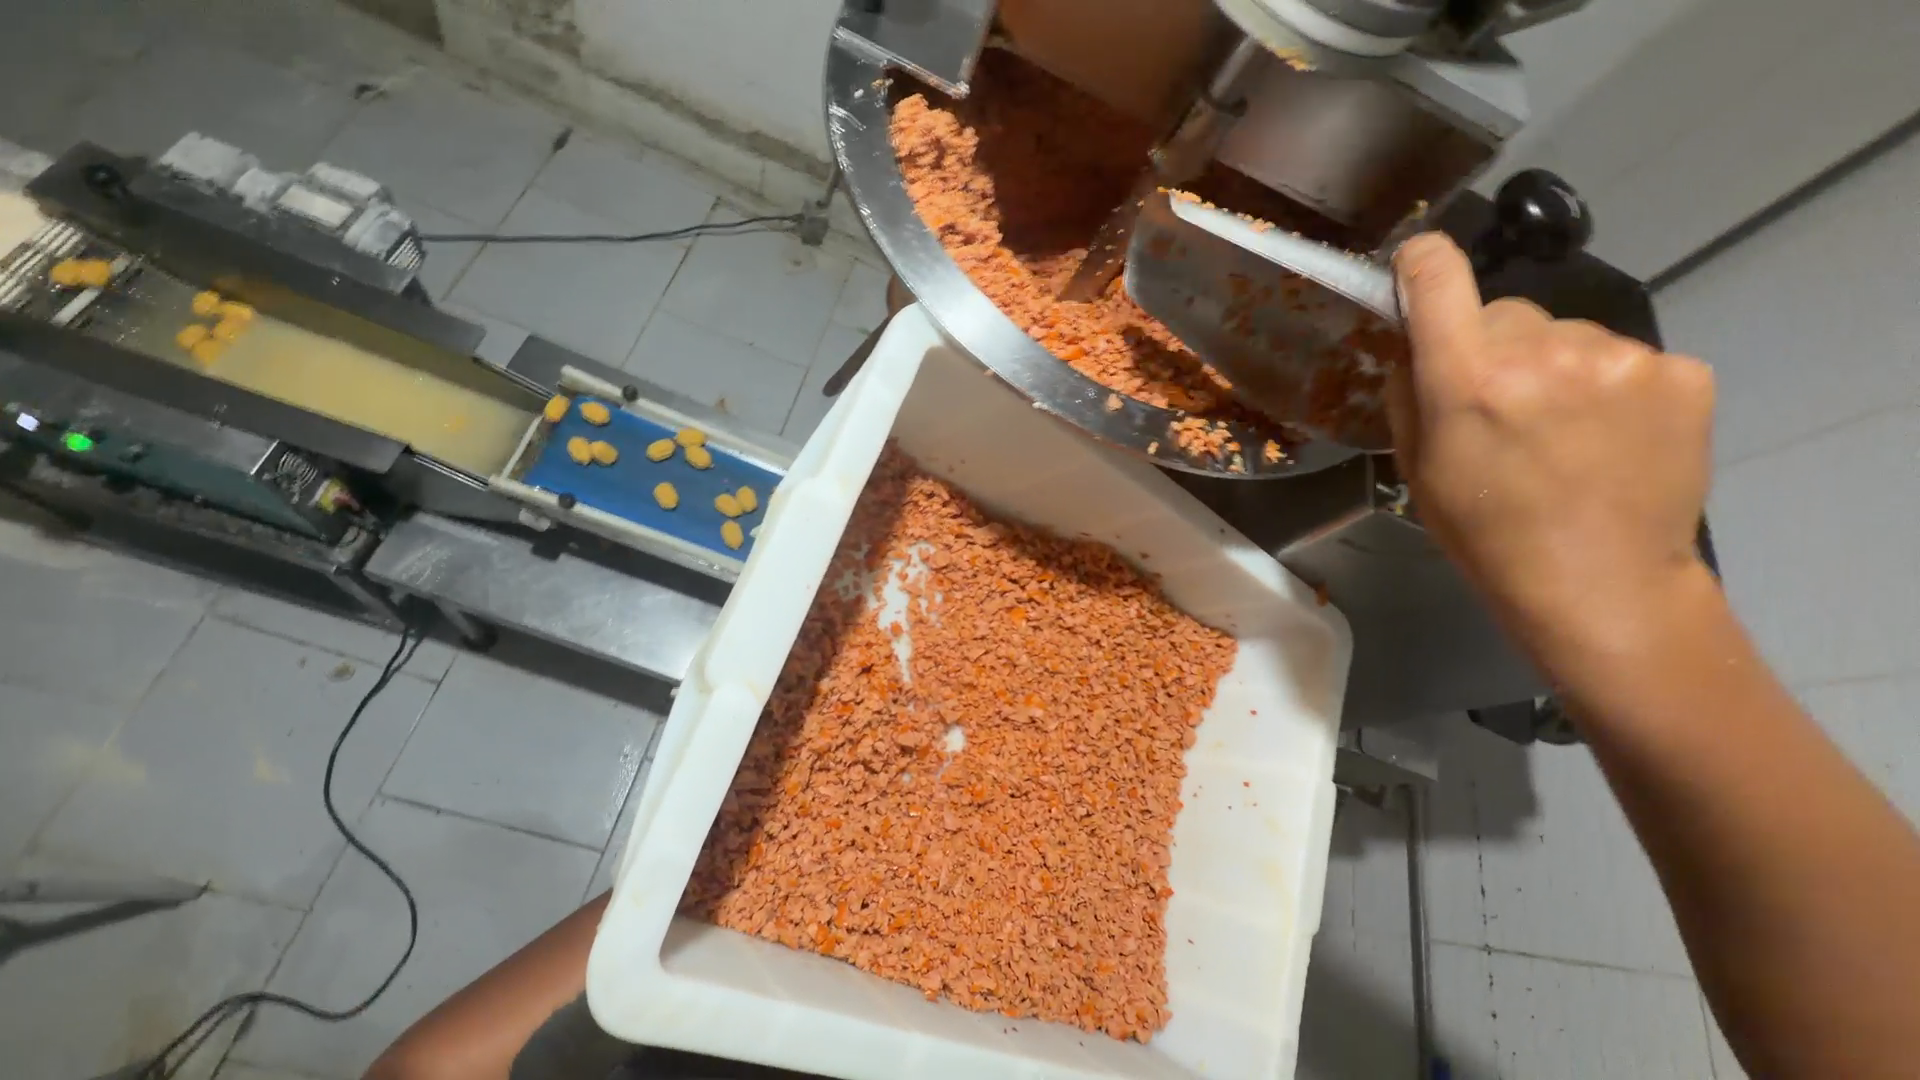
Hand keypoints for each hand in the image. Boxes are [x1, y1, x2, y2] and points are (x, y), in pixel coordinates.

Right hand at [1387, 233, 1715, 648]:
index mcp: (1468, 377)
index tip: (1417, 269)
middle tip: (1505, 408)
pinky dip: (1610, 387)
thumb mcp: (1417, 467)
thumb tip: (1416, 342)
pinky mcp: (1680, 372)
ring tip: (1565, 432)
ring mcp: (1620, 357)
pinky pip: (1624, 358)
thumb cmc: (1485, 532)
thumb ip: (1410, 392)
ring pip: (1568, 334)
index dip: (1421, 261)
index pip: (1436, 273)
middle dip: (1495, 346)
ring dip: (1556, 367)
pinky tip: (1611, 436)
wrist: (1599, 583)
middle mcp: (1543, 350)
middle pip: (1506, 311)